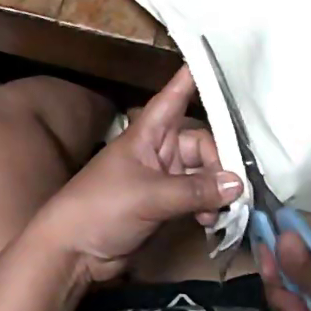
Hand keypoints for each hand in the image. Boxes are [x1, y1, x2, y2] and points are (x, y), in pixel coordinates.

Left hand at [27, 67, 242, 283]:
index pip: (175, 96)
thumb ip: (195, 190)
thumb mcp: (149, 195)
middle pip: (202, 141)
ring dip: (216, 188)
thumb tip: (238, 184)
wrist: (72, 252)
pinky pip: (198, 195)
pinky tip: (211, 220)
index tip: (217, 58)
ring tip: (221, 209)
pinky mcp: (166, 203)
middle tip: (234, 186)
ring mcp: (163, 177)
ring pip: (203, 171)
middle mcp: (159, 149)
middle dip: (220, 161)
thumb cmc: (101, 207)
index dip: (193, 79)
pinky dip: (208, 205)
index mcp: (148, 133)